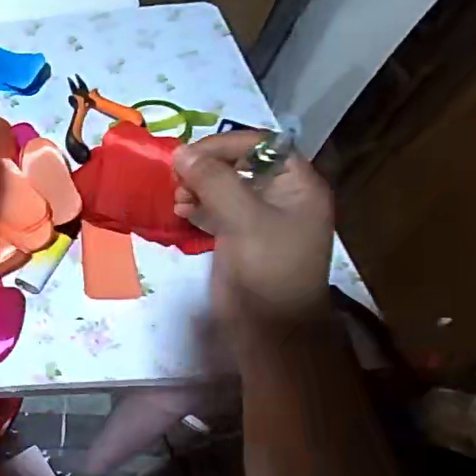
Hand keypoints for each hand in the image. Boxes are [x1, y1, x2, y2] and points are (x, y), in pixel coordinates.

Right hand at [173, 131, 333, 324]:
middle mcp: (282, 196)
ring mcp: (261, 218)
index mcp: (298, 185)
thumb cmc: (268, 269)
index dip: (225, 145)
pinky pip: (217, 209)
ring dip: (198, 186)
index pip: (262, 145)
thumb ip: (214, 181)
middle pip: (241, 163)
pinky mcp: (240, 237)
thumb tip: (181, 153)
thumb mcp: (244, 219)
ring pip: (226, 186)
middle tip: (178, 176)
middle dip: (208, 166)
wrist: (271, 330)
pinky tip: (179, 210)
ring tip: (176, 195)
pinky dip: (197, 206)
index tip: (190, 155)